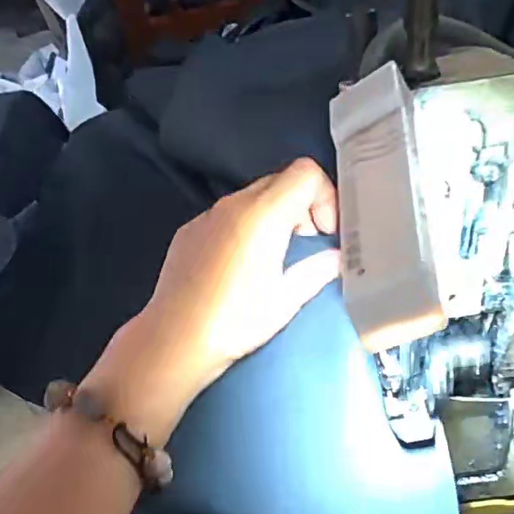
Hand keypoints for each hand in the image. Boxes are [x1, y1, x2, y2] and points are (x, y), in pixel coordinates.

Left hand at [83, 158, 340, 445]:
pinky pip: (228, 216)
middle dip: (304, 208)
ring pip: (253, 198)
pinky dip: (247, 229)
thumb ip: (317, 271)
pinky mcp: (190, 231)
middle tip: (308, 248)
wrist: (176, 339)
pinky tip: (242, 268)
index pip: (306, 173)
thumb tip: (337, 259)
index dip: (326, 197)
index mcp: (263, 216)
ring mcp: (208, 216)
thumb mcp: (286, 301)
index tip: (326, 234)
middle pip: (281, 181)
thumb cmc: (235, 322)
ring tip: (276, 261)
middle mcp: (233, 205)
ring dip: (275, 219)